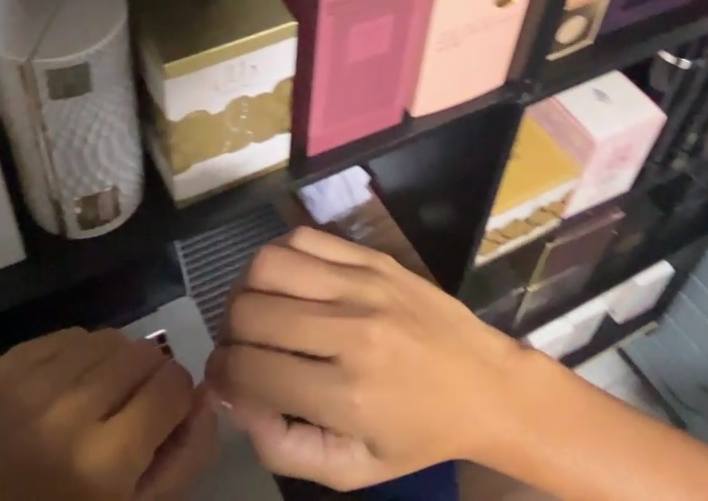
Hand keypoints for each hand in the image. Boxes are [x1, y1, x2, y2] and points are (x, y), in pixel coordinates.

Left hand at [0, 327, 218, 500]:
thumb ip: (187, 453)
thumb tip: (205, 392)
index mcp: (106, 459)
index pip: (172, 384)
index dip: (176, 399)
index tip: (162, 418)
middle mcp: (69, 413)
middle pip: (143, 352)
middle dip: (148, 377)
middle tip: (131, 409)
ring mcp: (32, 384)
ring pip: (109, 337)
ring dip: (115, 363)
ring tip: (99, 397)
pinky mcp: (8, 366)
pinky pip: (70, 335)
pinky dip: (79, 356)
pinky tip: (67, 389)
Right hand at [205, 227, 530, 489]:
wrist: (487, 386)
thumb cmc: (417, 435)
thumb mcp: (351, 469)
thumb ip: (282, 446)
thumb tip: (231, 397)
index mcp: (347, 396)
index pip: (247, 370)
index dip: (220, 375)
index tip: (225, 379)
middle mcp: (351, 333)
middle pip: (248, 313)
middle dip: (228, 334)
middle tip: (241, 348)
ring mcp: (363, 285)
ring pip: (267, 265)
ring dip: (246, 290)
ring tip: (259, 311)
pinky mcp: (373, 257)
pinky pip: (302, 238)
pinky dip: (278, 258)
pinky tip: (287, 284)